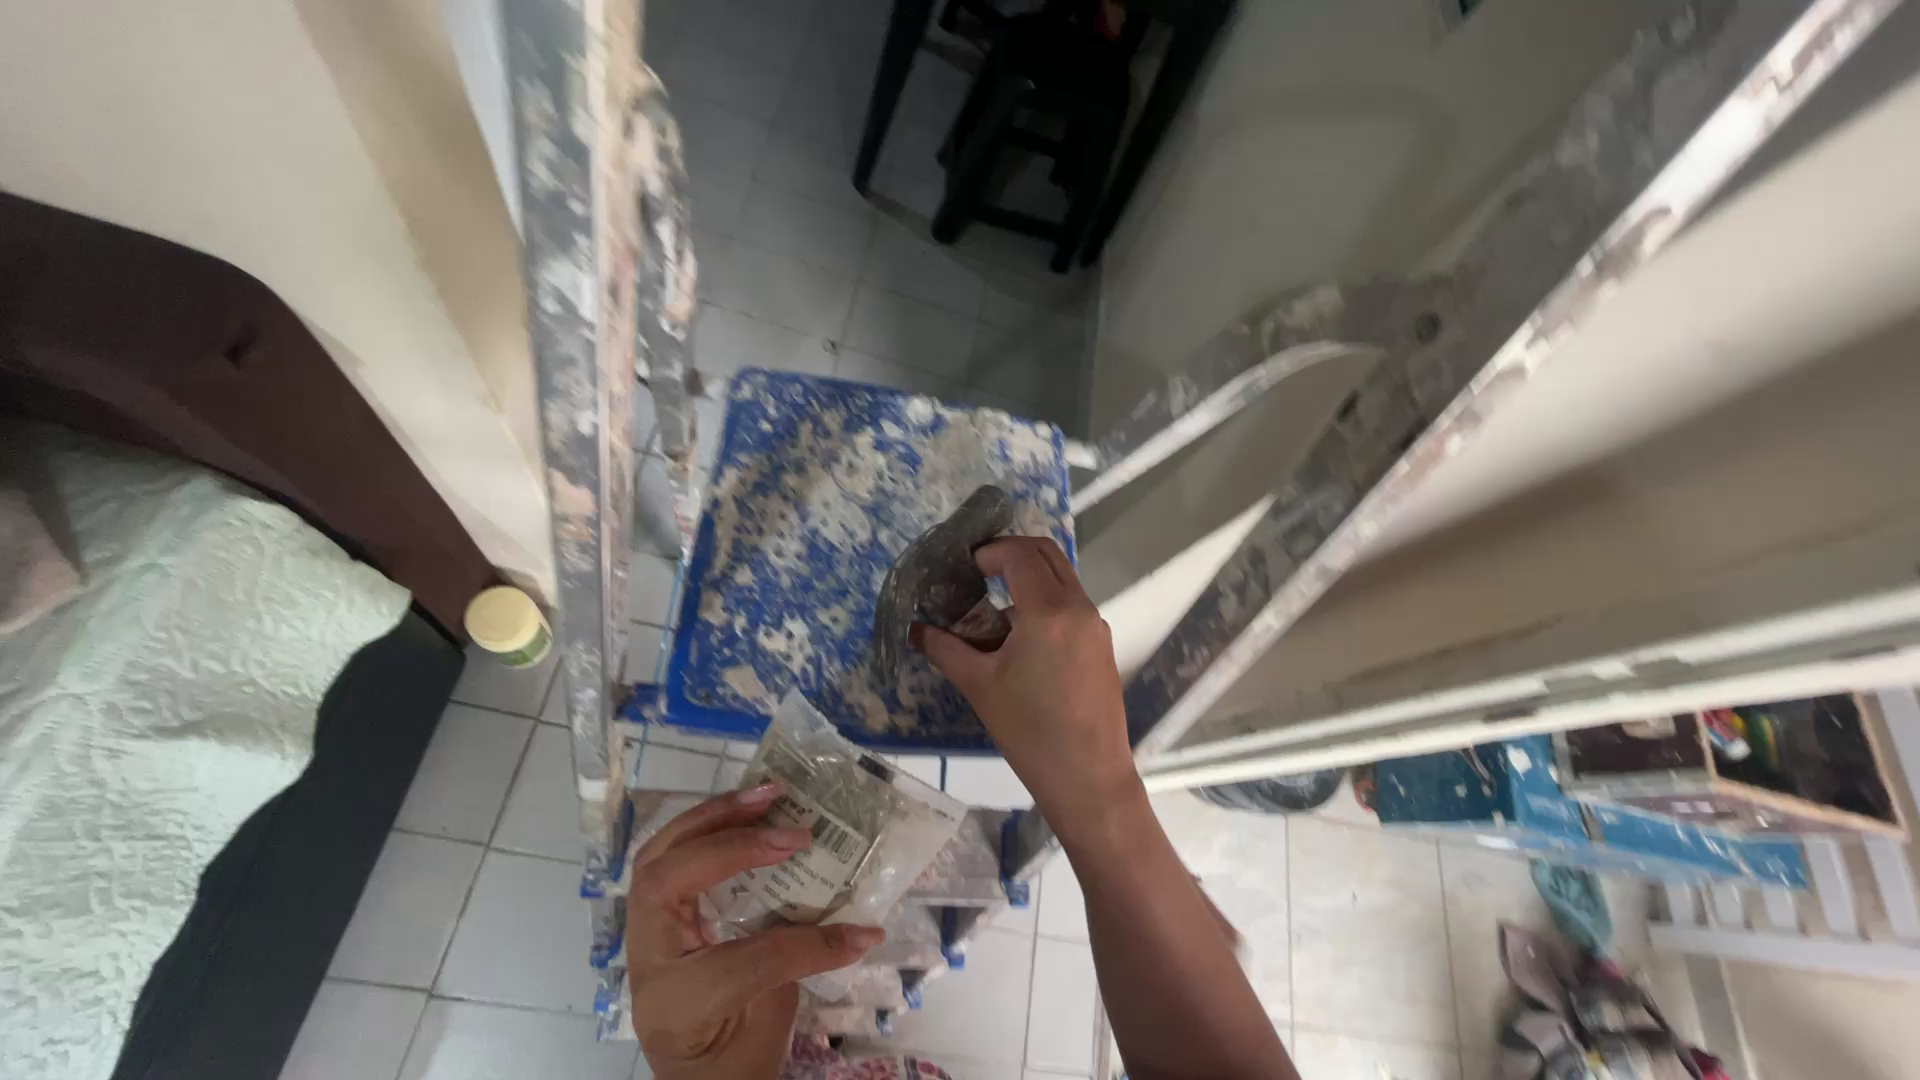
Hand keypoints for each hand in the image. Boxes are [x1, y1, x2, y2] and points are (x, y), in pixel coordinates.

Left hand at [626, 784, 885, 1079]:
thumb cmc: (733, 1060)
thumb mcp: (773, 1023)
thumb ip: (804, 965)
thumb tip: (865, 926)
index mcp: (678, 1004)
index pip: (745, 958)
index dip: (805, 942)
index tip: (859, 931)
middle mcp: (649, 963)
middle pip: (668, 880)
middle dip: (730, 839)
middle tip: (785, 814)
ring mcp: (643, 935)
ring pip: (658, 857)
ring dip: (712, 816)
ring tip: (765, 794)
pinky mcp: (655, 916)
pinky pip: (667, 858)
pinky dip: (703, 826)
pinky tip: (742, 810)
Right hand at [911, 536, 1139, 834]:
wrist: (1088, 779)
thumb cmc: (1029, 732)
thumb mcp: (979, 685)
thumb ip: (944, 648)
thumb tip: (914, 628)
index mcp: (1049, 611)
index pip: (1020, 555)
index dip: (989, 552)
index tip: (964, 567)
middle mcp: (1079, 608)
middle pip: (1046, 554)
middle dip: (1010, 553)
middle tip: (978, 571)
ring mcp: (1095, 626)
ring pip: (1061, 579)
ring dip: (1028, 579)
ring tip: (992, 612)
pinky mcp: (1101, 645)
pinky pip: (1071, 605)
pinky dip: (1044, 603)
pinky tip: (1019, 640)